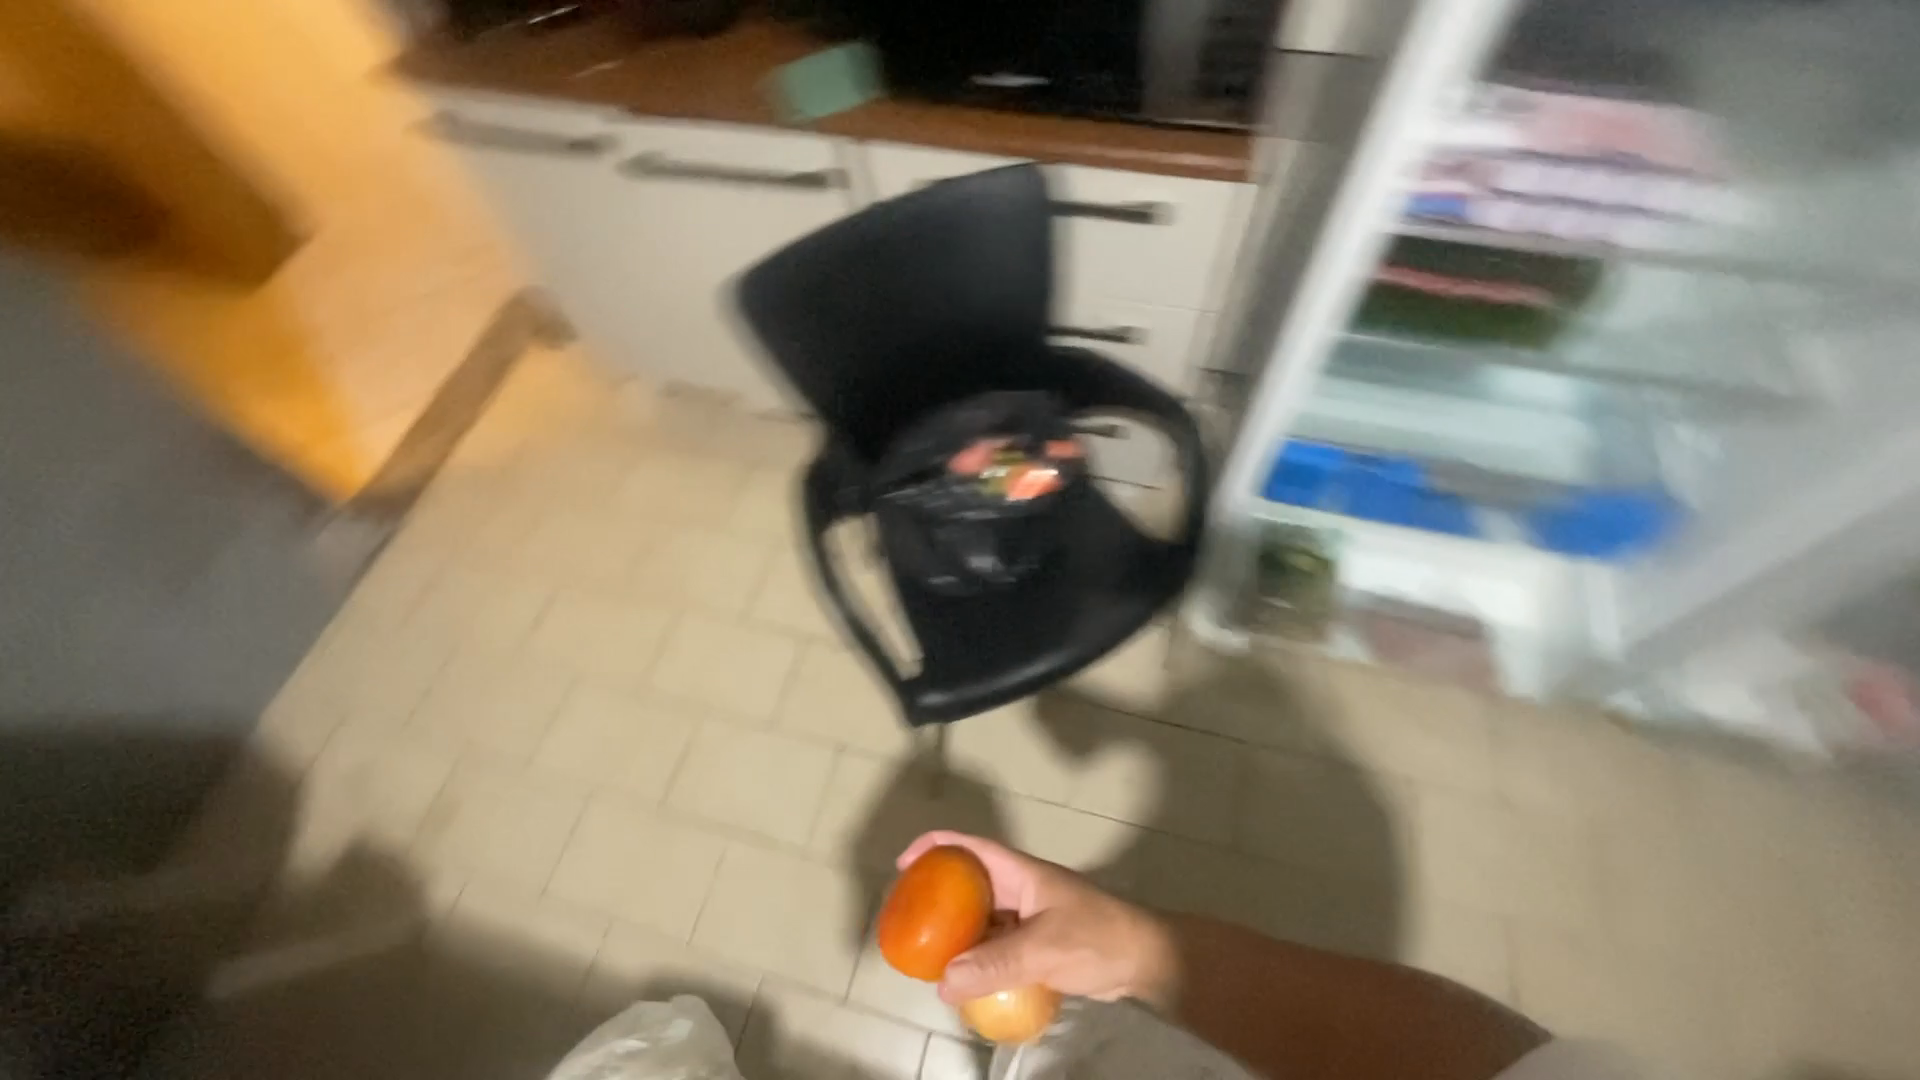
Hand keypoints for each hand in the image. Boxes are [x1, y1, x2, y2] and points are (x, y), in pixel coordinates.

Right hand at [896, 831, 1177, 1008]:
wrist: (1144, 960)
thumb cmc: (1097, 937)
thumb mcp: (1044, 947)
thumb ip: (996, 963)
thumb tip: (943, 982)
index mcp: (1019, 871)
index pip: (970, 846)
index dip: (935, 846)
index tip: (903, 864)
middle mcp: (1018, 888)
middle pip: (968, 882)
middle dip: (937, 895)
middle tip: (908, 920)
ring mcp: (1027, 915)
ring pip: (981, 917)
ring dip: (956, 932)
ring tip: (928, 955)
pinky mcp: (1035, 943)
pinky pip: (995, 945)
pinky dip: (976, 958)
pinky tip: (963, 981)